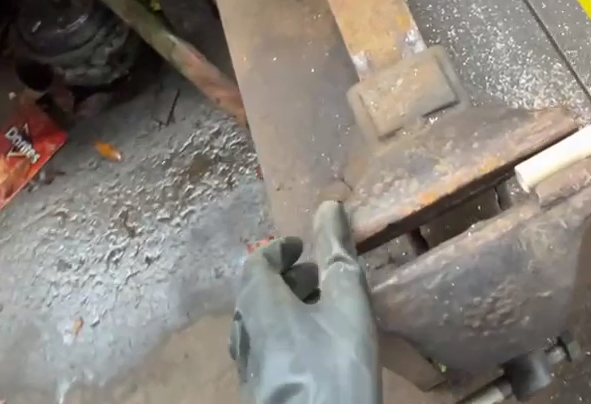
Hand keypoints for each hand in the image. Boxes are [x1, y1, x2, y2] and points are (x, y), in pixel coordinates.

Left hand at [231, 200, 379, 403]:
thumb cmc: (335, 364)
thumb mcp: (346, 299)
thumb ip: (336, 251)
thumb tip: (328, 205)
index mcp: (259, 306)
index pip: (255, 264)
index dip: (279, 250)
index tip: (303, 247)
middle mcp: (244, 335)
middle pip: (254, 294)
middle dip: (285, 278)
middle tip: (317, 278)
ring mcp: (248, 372)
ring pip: (258, 326)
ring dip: (285, 308)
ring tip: (321, 312)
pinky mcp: (259, 397)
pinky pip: (264, 352)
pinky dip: (284, 335)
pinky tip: (315, 349)